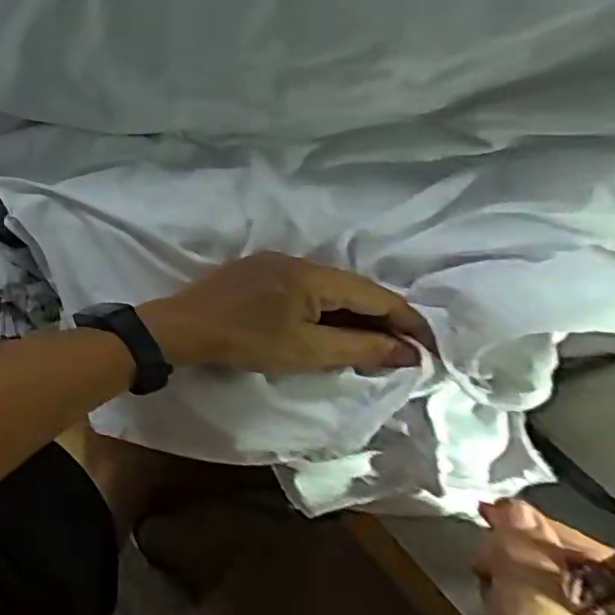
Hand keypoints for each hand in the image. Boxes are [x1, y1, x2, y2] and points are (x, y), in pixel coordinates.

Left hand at [137, 252, 430, 372]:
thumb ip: (363, 348)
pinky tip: (327, 329)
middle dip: (382, 319)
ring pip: (326, 287)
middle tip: (403, 353)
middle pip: (352, 287)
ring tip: (370, 346)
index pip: (376, 294)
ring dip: (351, 314)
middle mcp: (292, 260)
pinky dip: (322, 308)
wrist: (182, 327)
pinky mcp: (252, 272)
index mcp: (310, 274)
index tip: (432, 352)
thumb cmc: (246, 339)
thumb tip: (411, 351)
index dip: (409, 322)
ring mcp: (269, 263)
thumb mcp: (310, 350)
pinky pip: (301, 287)